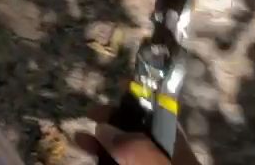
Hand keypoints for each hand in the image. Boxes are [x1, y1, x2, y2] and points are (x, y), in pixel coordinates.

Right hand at [75, 108, 195, 164]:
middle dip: (110, 124)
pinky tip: (89, 160)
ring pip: (124, 154)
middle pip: (136, 133)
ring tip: (79, 142)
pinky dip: (104, 162)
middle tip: (88, 118)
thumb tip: (103, 127)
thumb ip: (133, 146)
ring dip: (101, 145)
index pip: (157, 115)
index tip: (110, 97)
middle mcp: (164, 159)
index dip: (135, 102)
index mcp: (175, 148)